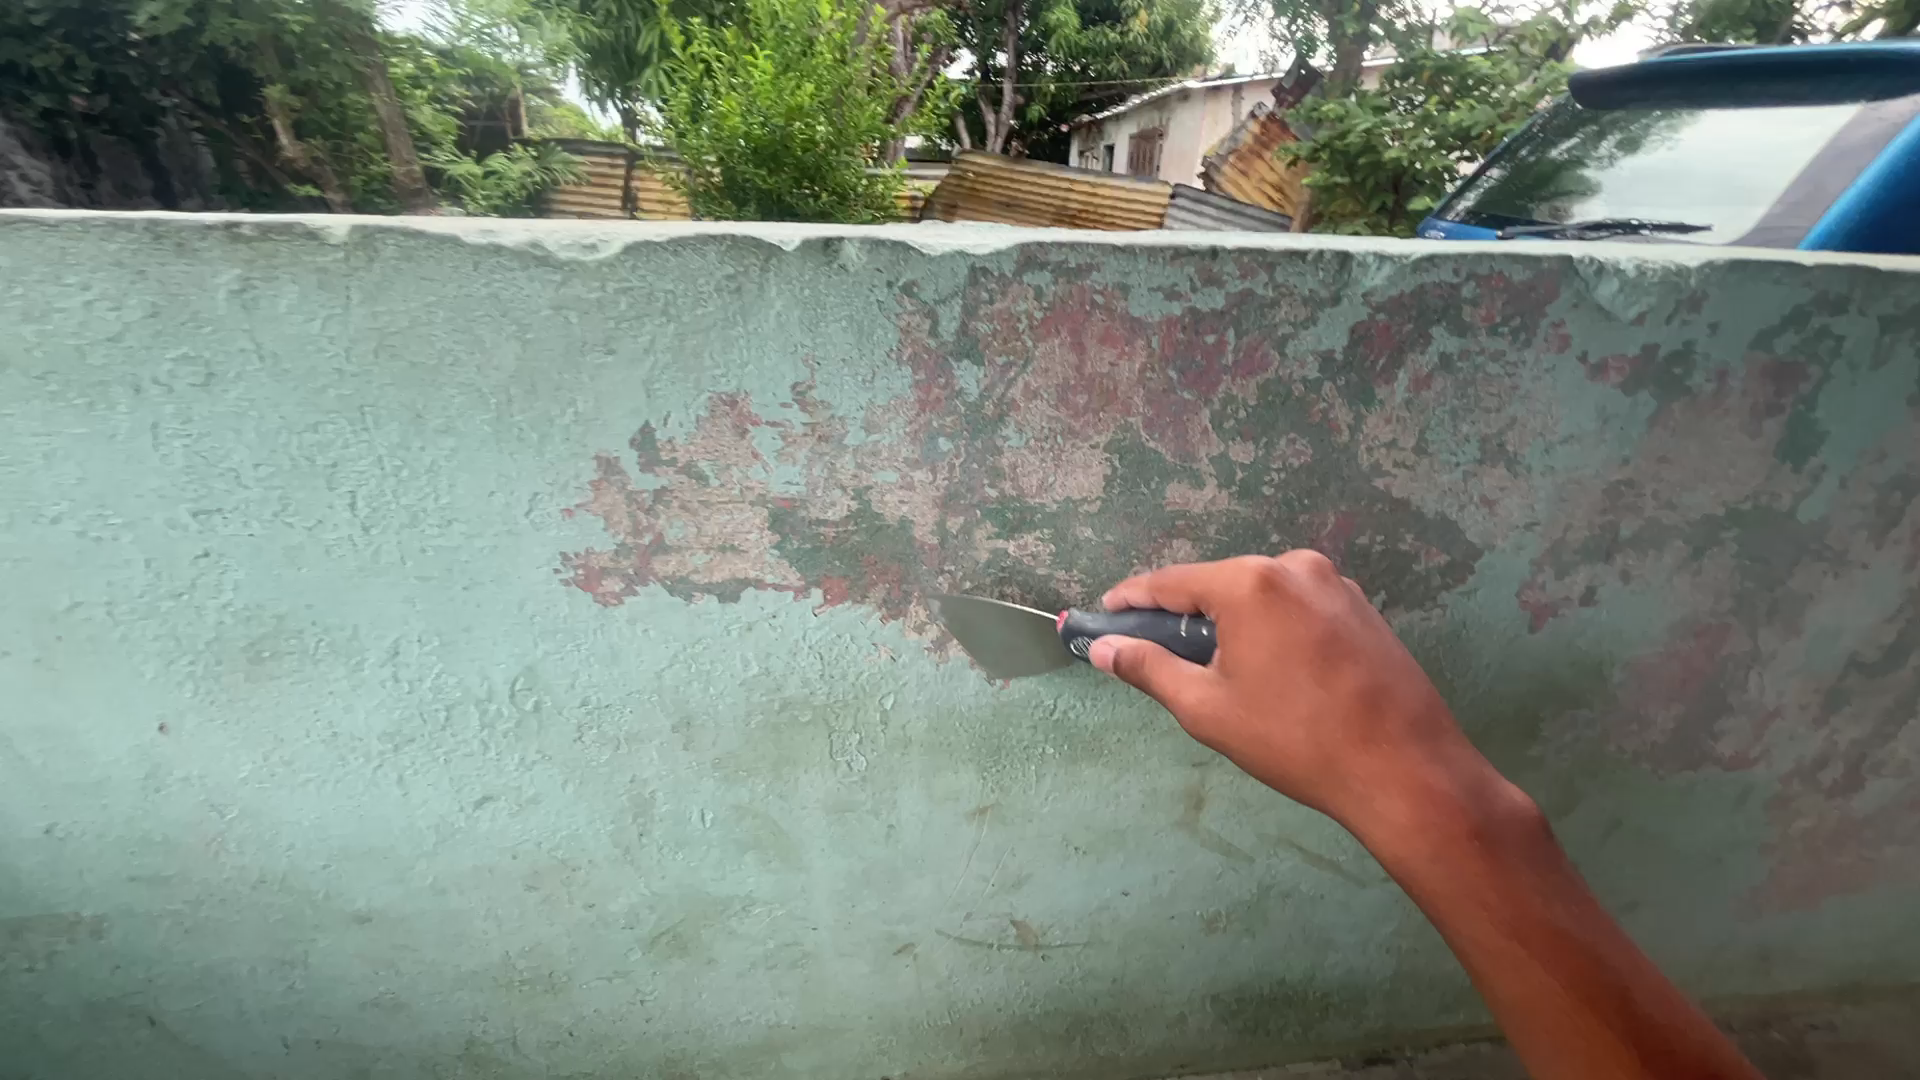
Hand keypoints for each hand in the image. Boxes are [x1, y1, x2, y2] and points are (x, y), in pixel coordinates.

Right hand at [1092, 552, 1509, 835]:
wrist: (1408, 772)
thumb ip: (1148, 668)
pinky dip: (1268, 625)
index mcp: (1249, 583)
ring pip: (1257, 594)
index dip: (1131, 598)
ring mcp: (1333, 583)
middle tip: (1158, 652)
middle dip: (1182, 615)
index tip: (1105, 613)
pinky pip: (1293, 605)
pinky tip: (1270, 667)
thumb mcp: (1206, 708)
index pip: (1170, 582)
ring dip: (1228, 621)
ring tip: (1218, 668)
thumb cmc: (1294, 740)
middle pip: (1215, 584)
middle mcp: (1291, 566)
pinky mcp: (1361, 606)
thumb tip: (1103, 649)